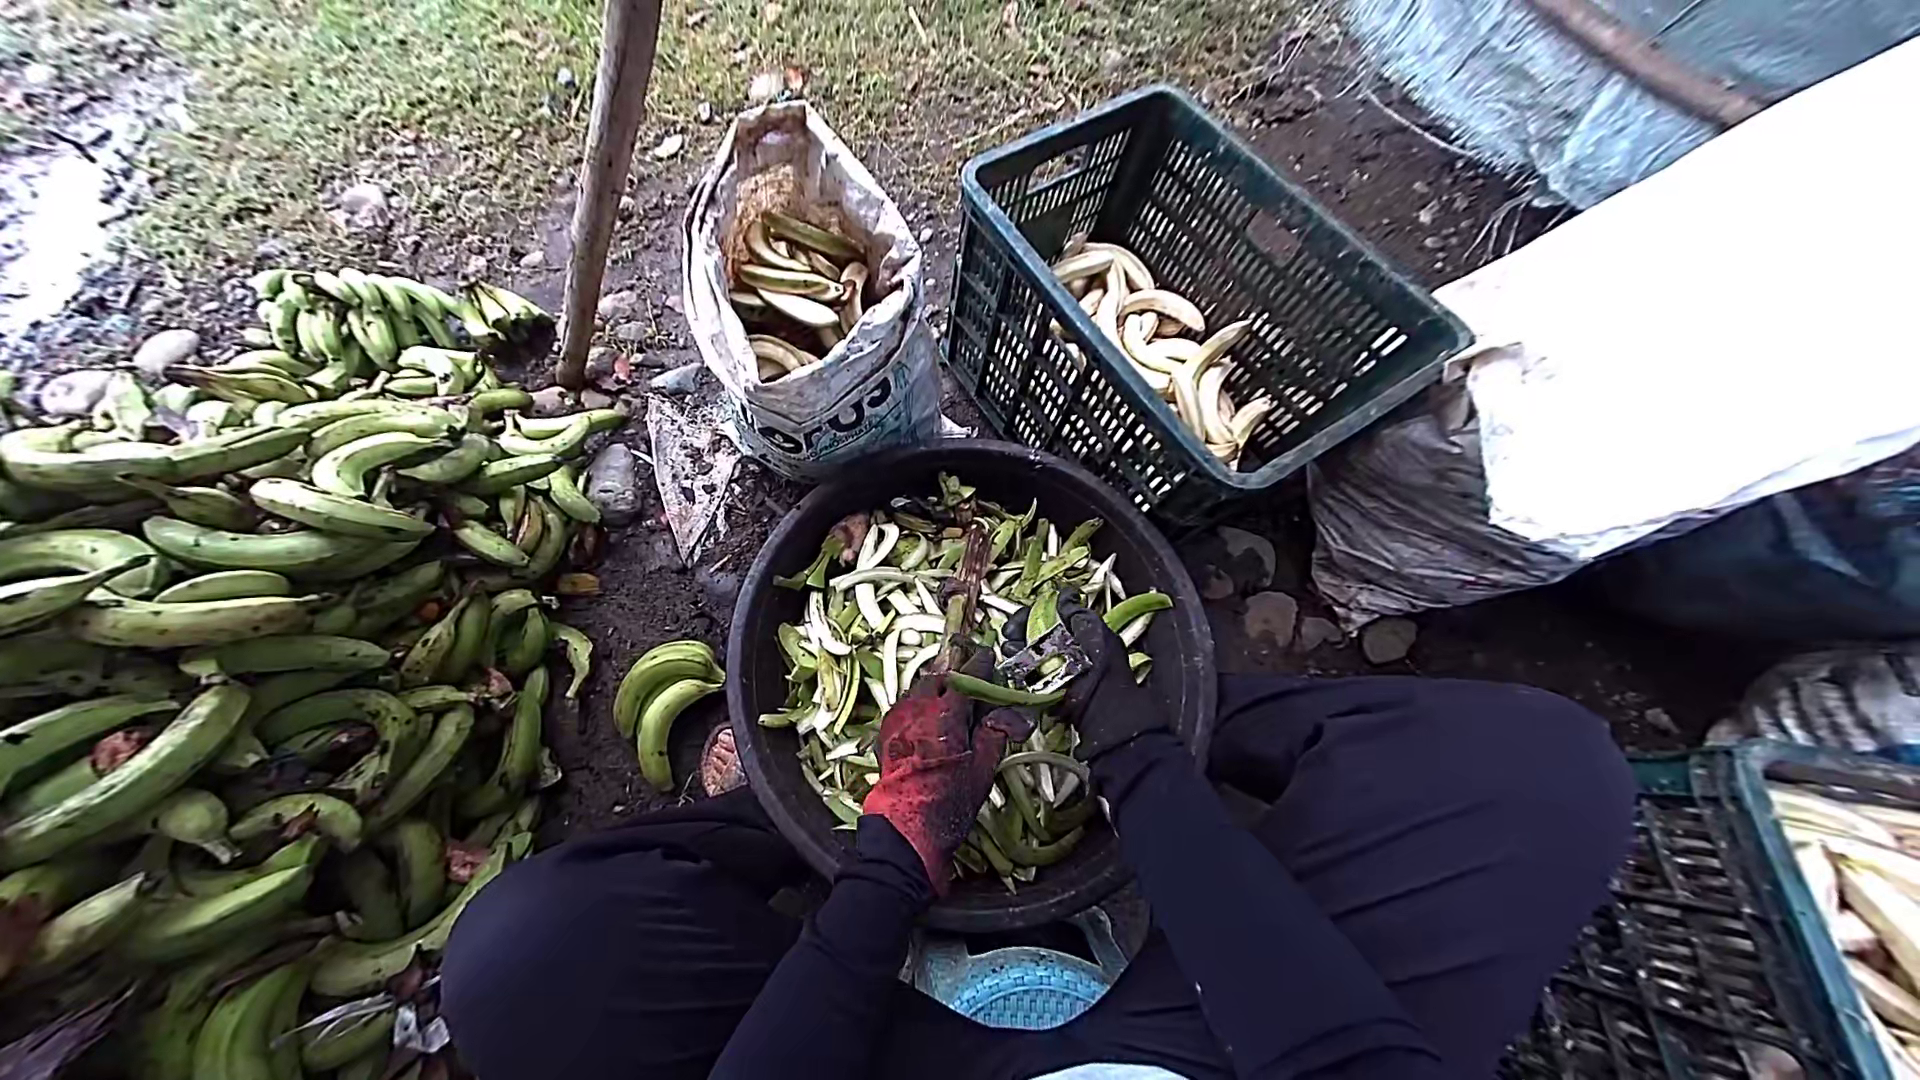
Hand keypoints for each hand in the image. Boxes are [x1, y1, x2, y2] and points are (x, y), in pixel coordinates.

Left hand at [862, 651, 1031, 890]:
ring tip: (952, 693)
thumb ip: (996, 734)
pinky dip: (920, 701)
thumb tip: (1013, 715)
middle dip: (957, 672)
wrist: (905, 831)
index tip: (988, 657)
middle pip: (940, 675)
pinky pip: (905, 703)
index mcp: (945, 714)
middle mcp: (918, 708)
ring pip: (920, 687)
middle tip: (973, 675)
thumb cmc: (947, 804)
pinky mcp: (887, 732)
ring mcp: (898, 718)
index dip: (981, 664)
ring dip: (937, 685)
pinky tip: (929, 714)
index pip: (967, 676)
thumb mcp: (982, 770)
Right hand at [1008, 595, 1169, 761]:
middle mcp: (1057, 651)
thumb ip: (1076, 610)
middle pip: (1026, 633)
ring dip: (1014, 646)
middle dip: (1017, 629)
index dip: (1030, 614)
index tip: (1023, 615)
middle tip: (1013, 631)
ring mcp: (1045, 670)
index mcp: (1071, 634)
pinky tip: (1016, 660)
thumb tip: (1064, 593)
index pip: (1042, 617)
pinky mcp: (1036, 688)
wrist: (1099, 703)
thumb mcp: (1094, 628)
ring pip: (1019, 651)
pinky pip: (1018, 672)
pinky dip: (1015, 665)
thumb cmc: (1101, 665)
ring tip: (1016, 646)